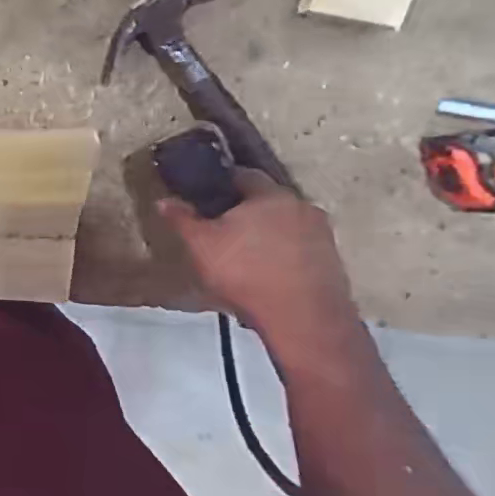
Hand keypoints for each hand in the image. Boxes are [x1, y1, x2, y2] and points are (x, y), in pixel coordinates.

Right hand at [158, 170, 361, 341]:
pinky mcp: (332, 261)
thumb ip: (182, 220)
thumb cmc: (247, 274)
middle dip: (247, 212)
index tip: (209, 199)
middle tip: (224, 231)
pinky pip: (301, 249)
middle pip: (268, 201)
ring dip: (268, 235)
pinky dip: (285, 256)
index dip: (223, 185)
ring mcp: (321, 234)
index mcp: (269, 194)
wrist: (304, 320)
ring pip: (286, 225)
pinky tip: (269, 277)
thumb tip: (163, 201)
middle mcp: (301, 206)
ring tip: (246, 258)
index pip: (244, 175)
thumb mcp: (202, 246)